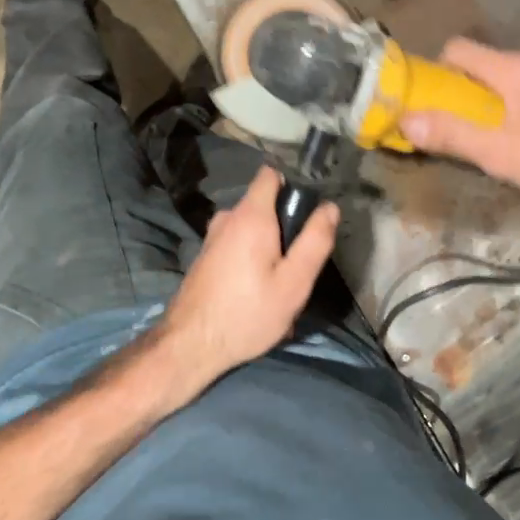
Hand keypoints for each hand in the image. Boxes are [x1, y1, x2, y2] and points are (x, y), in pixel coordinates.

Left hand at [157, 167, 339, 385]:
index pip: (270, 173)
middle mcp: (227, 217)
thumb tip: (329, 208)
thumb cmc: (247, 312)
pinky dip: (251, 263)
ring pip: (252, 231)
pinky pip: (237, 247)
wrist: (190, 345)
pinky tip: (256, 297)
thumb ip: (315, 241)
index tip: (309, 208)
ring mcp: (212, 237)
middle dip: (285, 228)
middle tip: (298, 264)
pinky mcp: (206, 257)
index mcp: (250, 215)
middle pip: (264, 206)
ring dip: (268, 251)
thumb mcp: (294, 282)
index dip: (293, 183)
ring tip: (279, 287)